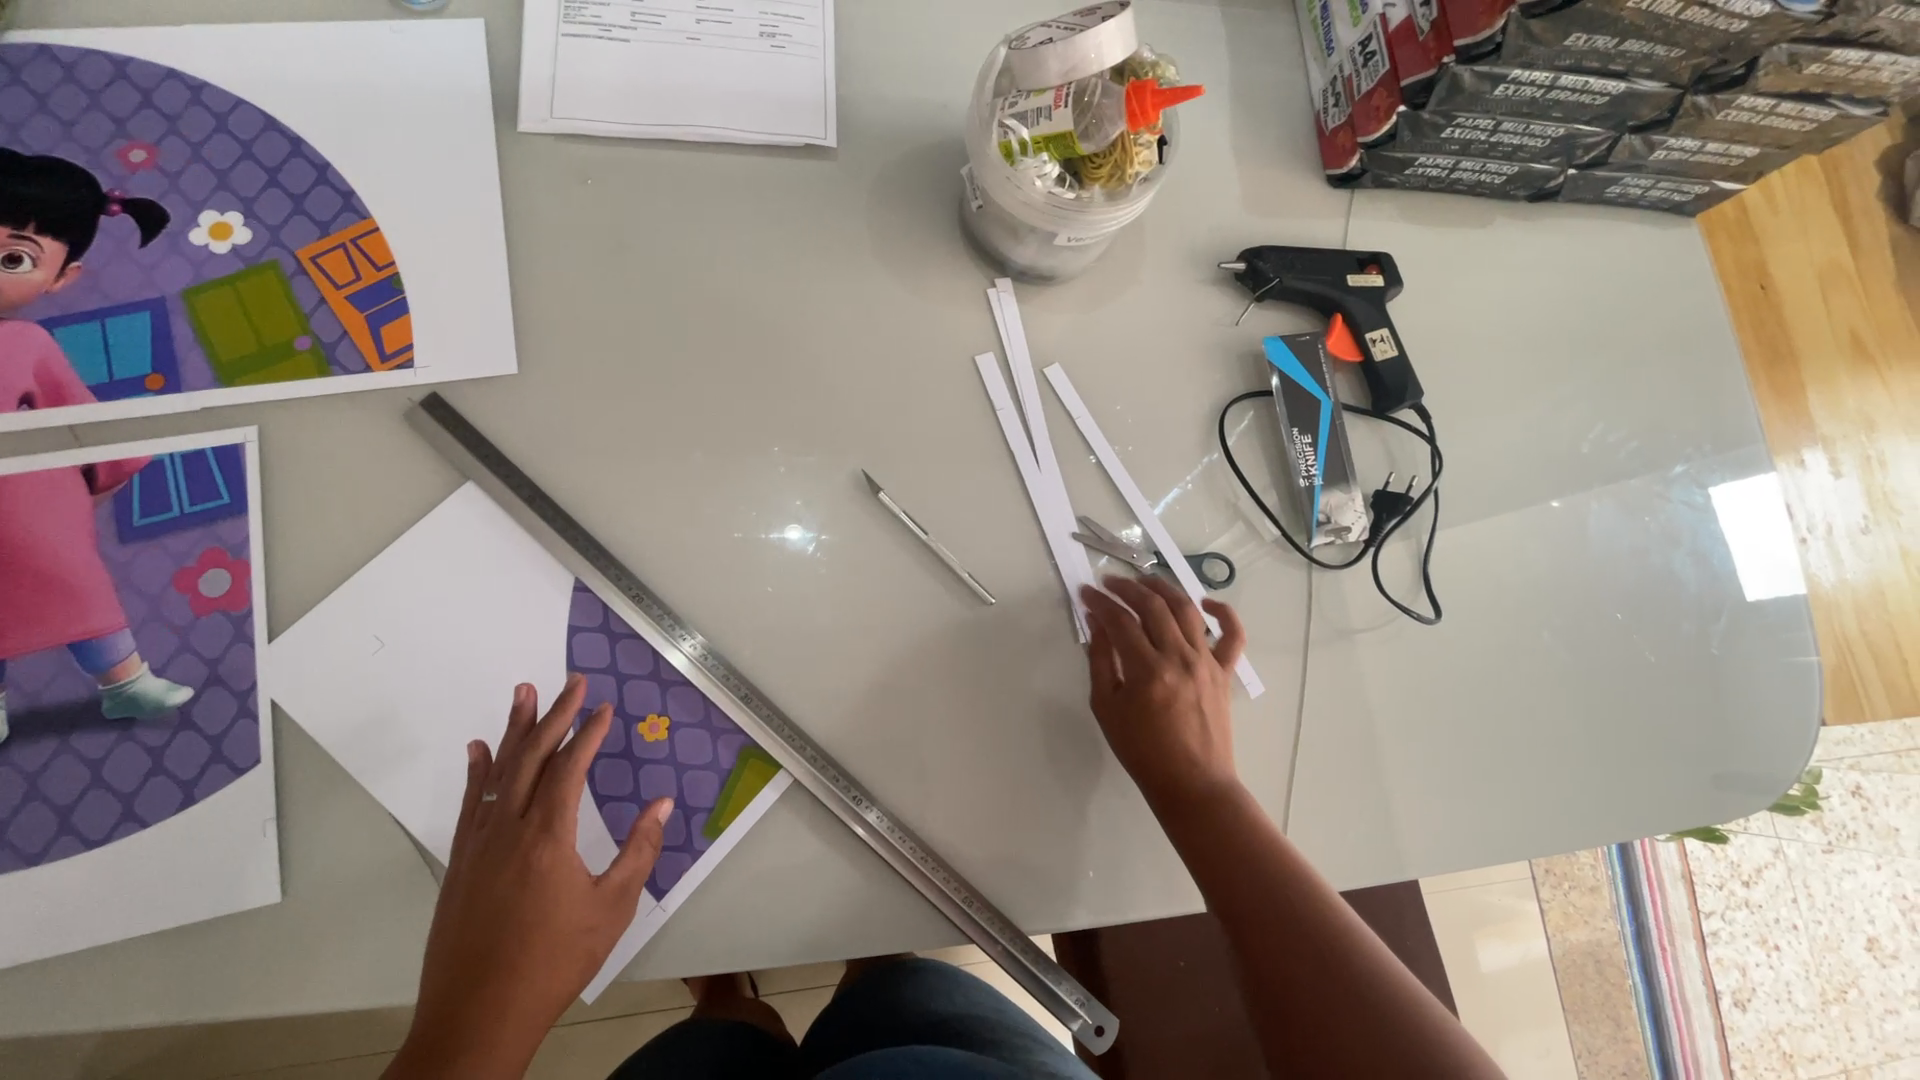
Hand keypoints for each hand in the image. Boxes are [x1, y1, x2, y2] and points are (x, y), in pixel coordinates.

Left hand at [386, 676, 673, 1079]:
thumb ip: (639, 851)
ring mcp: (478, 844)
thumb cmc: (555, 961)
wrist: (478, 1015)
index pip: (569, 768)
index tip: (603, 708)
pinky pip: (471, 803)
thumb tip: (663, 803)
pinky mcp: (460, 862)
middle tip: (568, 682)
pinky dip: (478, 772)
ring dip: (513, 730)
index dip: (587, 733)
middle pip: (531, 758)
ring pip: (497, 773)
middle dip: (553, 716)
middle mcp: (509, 829)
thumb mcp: (612, 908)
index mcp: (549, 837)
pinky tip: (479, 750)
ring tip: (522, 694)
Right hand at [1081, 575, 1246, 812]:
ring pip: (1187, 610)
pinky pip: (1232, 635)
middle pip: (1153, 606)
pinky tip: (1206, 603)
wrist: (1191, 783)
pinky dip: (1223, 613)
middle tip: (1109, 582)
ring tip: (1145, 581)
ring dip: (1164, 588)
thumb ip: (1101, 661)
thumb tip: (1096, 623)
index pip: (1120, 621)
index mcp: (1146, 670)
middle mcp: (1179, 658)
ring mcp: (1206, 662)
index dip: (1100, 603)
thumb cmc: (1142, 751)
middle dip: (1127, 588)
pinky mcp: (1225, 672)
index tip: (1086, 593)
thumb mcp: (1107, 708)